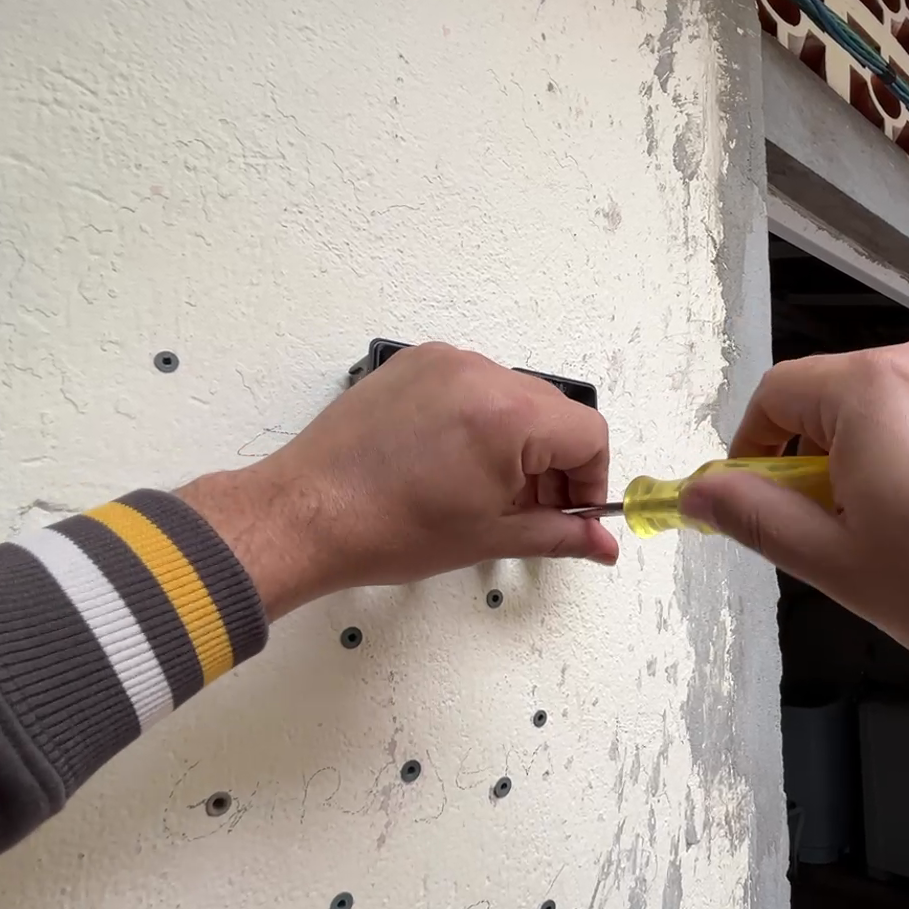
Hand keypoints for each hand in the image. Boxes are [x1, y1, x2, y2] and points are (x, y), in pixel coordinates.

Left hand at [178, 343, 617, 615]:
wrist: (304, 515)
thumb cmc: (388, 529)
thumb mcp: (492, 536)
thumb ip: (561, 535)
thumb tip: (604, 546)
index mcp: (509, 414)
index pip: (589, 434)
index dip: (590, 481)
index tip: (572, 513)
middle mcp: (482, 373)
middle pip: (555, 412)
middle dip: (555, 464)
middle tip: (532, 509)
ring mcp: (446, 362)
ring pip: (517, 397)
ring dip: (520, 441)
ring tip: (488, 488)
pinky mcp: (417, 363)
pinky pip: (476, 385)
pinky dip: (483, 419)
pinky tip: (456, 461)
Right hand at [679, 330, 908, 800]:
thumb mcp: (840, 564)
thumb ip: (756, 517)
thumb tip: (700, 491)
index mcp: (873, 389)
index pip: (777, 394)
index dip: (754, 448)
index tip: (764, 498)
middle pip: (838, 397)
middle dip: (823, 459)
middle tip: (846, 532)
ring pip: (896, 404)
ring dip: (880, 455)